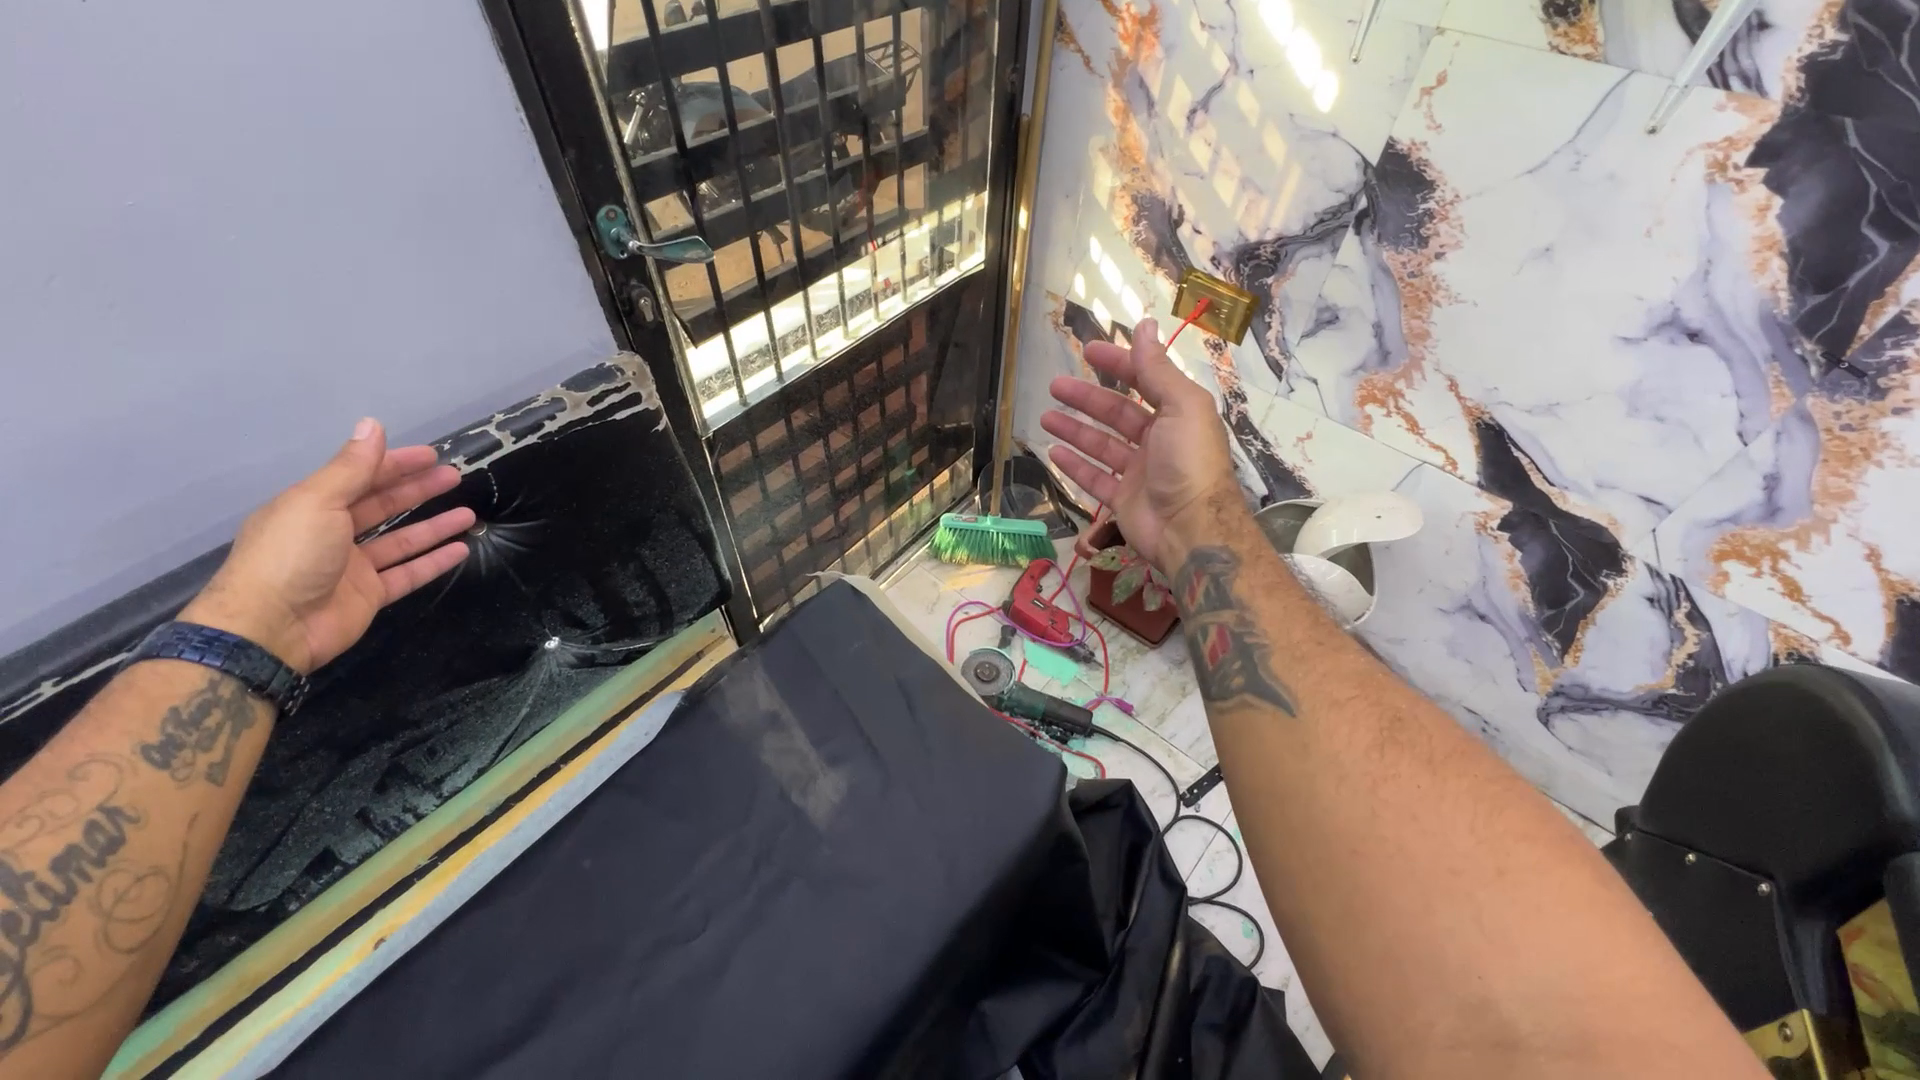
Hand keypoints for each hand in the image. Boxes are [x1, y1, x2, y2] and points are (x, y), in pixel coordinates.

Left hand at [179, 418, 475, 673]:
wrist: (270, 627)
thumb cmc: (290, 555)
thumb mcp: (317, 501)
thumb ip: (352, 467)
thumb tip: (372, 425)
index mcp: (312, 506)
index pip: (361, 478)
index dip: (395, 464)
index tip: (431, 455)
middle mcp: (332, 533)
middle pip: (383, 506)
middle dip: (418, 490)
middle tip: (454, 477)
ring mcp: (352, 567)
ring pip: (401, 540)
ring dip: (434, 526)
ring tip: (469, 514)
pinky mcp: (369, 596)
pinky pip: (408, 573)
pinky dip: (434, 561)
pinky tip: (461, 550)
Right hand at [1041, 318, 1242, 569]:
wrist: (1192, 529)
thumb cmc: (1190, 462)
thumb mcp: (1181, 406)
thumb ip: (1158, 369)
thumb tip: (1145, 325)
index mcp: (1178, 414)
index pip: (1144, 380)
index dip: (1119, 363)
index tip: (1089, 350)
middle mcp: (1160, 440)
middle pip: (1117, 413)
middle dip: (1087, 398)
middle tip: (1055, 385)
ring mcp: (1141, 472)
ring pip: (1102, 445)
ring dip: (1074, 429)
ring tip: (1045, 418)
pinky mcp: (1125, 500)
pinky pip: (1096, 478)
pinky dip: (1076, 465)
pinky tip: (1054, 452)